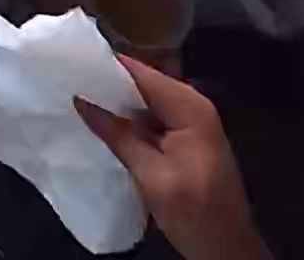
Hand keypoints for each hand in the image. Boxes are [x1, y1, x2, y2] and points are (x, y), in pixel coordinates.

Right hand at [76, 55, 270, 259]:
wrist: (231, 255)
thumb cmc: (197, 215)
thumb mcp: (152, 177)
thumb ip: (119, 135)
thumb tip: (82, 102)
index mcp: (188, 106)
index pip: (141, 73)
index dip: (107, 65)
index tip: (74, 62)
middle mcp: (191, 104)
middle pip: (142, 83)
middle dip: (109, 83)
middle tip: (72, 81)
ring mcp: (190, 120)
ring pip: (145, 100)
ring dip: (118, 102)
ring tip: (81, 97)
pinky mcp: (186, 137)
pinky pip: (152, 116)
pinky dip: (130, 118)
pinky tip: (105, 122)